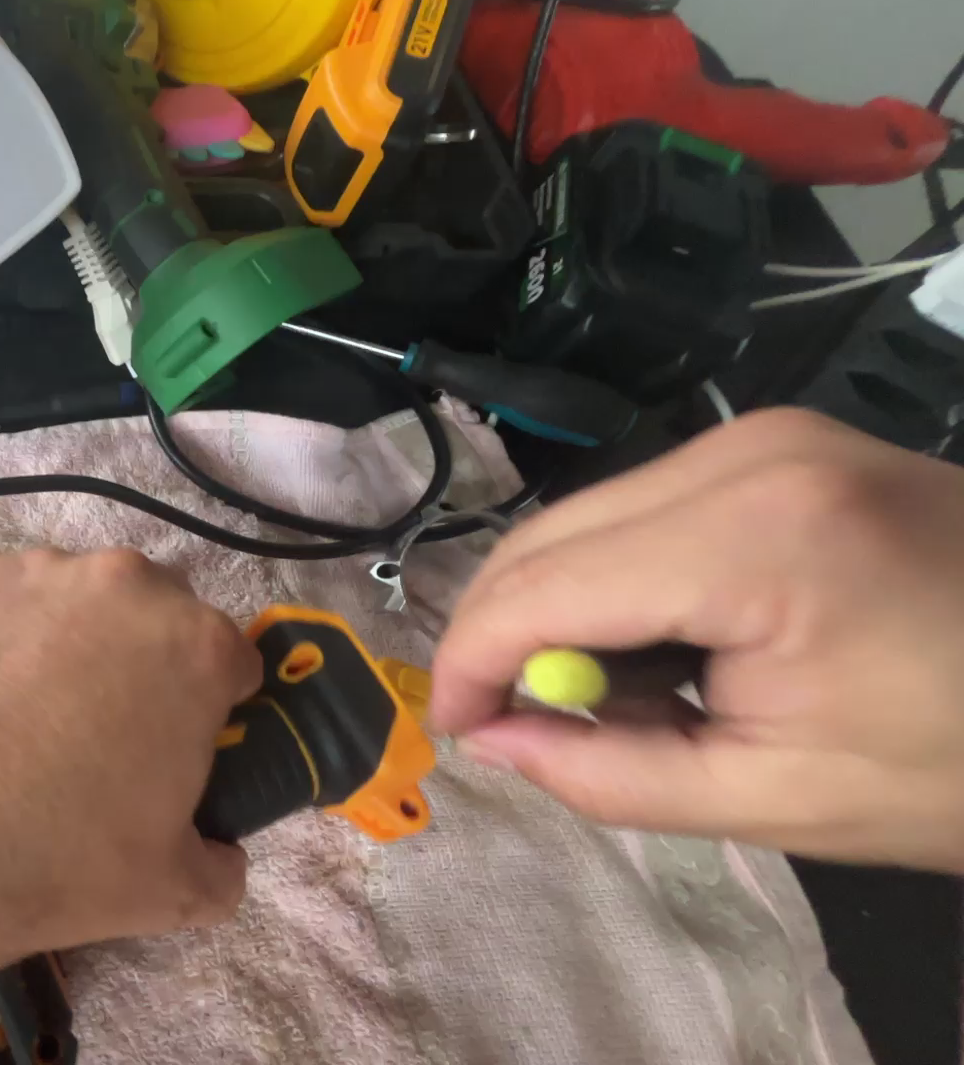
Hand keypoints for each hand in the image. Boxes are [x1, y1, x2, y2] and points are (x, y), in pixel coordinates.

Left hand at [0, 548, 259, 971]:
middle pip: (156, 613)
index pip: (229, 660)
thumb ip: (222, 863)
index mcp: (194, 646)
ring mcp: (37, 569)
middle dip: (143, 658)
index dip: (210, 702)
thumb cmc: (52, 860)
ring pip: (76, 598)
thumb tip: (217, 848)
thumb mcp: (172, 891)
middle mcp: (123, 584)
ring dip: (68, 637)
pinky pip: (4, 597)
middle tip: (98, 722)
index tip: (176, 737)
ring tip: (19, 706)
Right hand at [432, 409, 963, 872]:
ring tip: (600, 688)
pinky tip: (646, 639)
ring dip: (546, 614)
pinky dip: (595, 585)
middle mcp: (733, 458)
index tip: (456, 728)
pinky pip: (613, 518)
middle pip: (535, 547)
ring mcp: (745, 441)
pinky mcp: (752, 449)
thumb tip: (489, 740)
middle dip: (498, 638)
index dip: (469, 663)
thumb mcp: (787, 801)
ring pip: (563, 529)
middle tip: (511, 716)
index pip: (538, 593)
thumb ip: (609, 777)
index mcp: (755, 538)